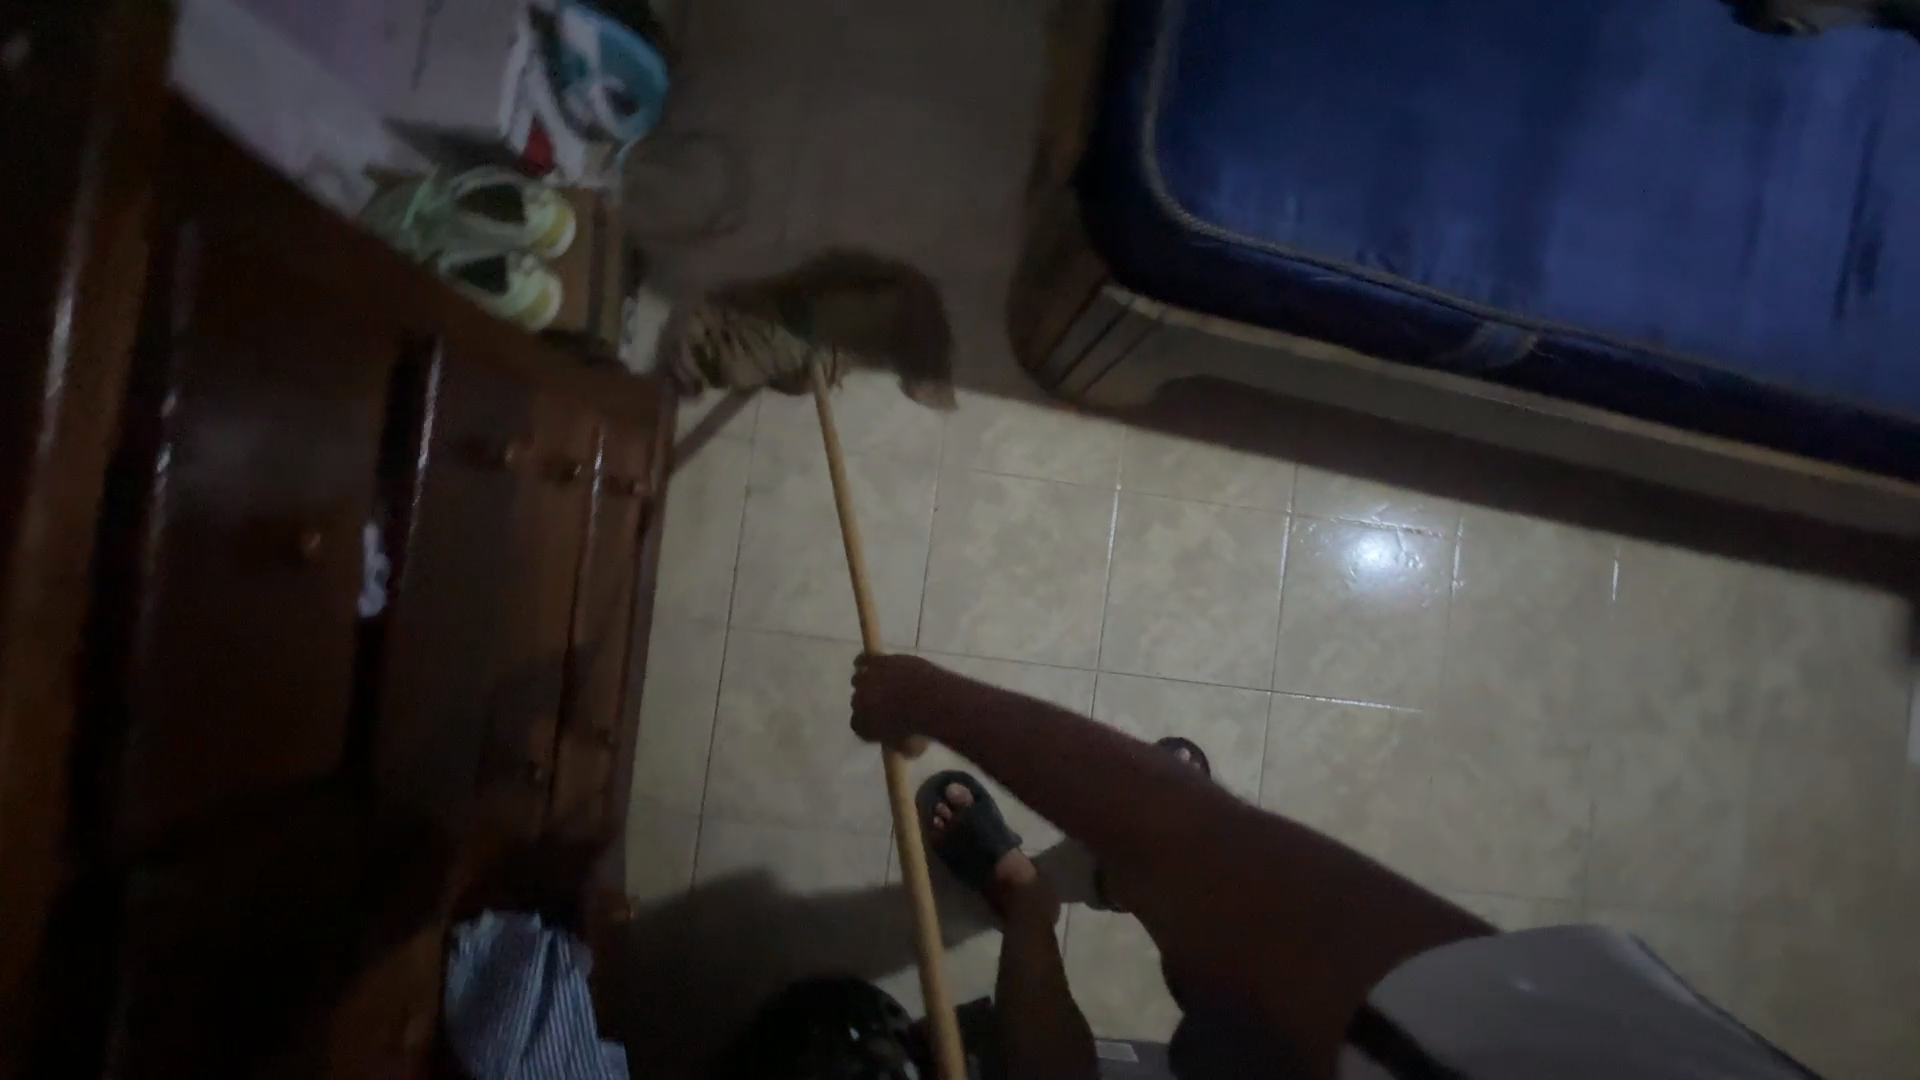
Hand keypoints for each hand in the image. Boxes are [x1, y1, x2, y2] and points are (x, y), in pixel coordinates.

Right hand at [850, 653, 952, 752]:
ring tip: (879, 681)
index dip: (869, 723)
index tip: (881, 722)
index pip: (857, 725)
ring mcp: (866, 680)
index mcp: (861, 727)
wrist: (929, 702)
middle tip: (884, 701)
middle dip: (868, 702)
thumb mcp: (910, 748)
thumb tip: (907, 748)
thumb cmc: (921, 729)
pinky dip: (863, 661)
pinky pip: (863, 660)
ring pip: (858, 679)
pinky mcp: (877, 662)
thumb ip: (902, 746)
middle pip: (857, 701)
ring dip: (866, 681)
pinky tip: (868, 661)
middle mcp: (857, 703)